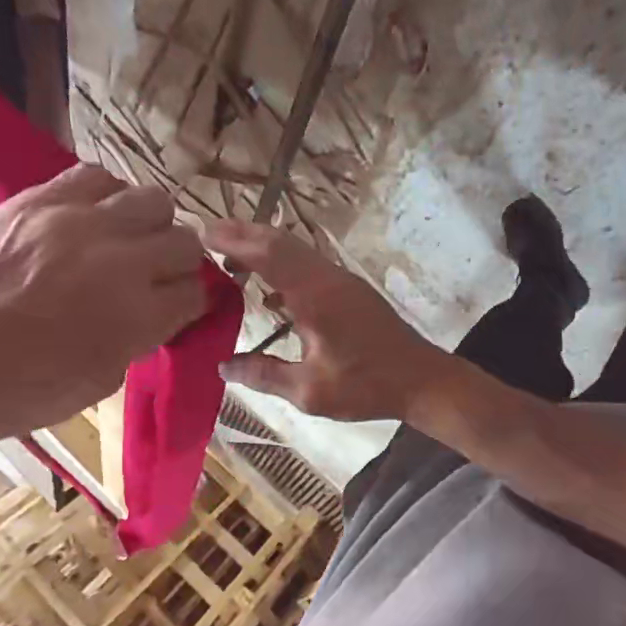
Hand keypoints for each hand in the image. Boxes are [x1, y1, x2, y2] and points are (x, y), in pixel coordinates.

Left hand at [0, 166, 207, 461]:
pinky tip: (90, 217)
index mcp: (136, 316)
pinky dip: (105, 197)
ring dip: (147, 224)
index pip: (195, 293)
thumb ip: (136, 339)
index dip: (189, 302)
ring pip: (149, 199)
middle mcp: (118, 260)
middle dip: (178, 263)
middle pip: (184, 241)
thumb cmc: (12, 394)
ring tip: (122, 242)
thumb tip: (152, 313)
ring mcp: (75, 222)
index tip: (177, 308)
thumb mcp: (95, 383)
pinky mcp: (34, 200)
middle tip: (155, 277)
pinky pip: (94, 176)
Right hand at [204, 220, 456, 421]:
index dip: (234, 241)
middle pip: (281, 242)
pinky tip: (266, 291)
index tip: (203, 234)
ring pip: (295, 251)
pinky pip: (307, 266)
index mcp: (316, 297)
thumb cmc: (366, 386)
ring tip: (229, 256)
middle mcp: (327, 279)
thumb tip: (223, 367)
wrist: (422, 380)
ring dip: (262, 247)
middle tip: (208, 233)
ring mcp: (340, 281)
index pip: (269, 255)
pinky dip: (280, 266)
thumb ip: (264, 375)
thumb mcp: (310, 391)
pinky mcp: (347, 290)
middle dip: (243, 233)